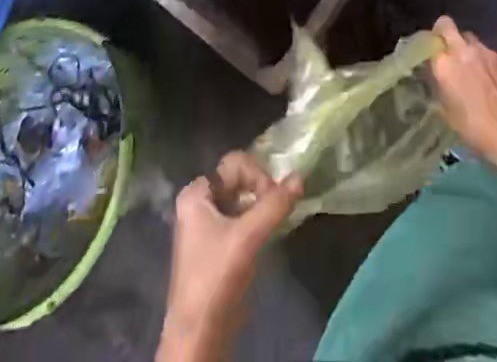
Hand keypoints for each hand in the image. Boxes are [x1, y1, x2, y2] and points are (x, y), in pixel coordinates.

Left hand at [158, 152, 301, 361]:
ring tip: (278, 219)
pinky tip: (271, 232)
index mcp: (196, 194)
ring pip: (242, 200)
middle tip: (278, 209)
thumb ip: (275, 205)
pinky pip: (242, 219)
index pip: (234, 164)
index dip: (257, 176)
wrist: (199, 332)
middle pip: (238, 180)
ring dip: (262, 205)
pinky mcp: (218, 245)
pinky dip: (258, 220)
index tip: (272, 198)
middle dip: (261, 189)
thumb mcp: (248, 236)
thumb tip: (299, 176)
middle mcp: (199, 203)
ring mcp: (207, 225)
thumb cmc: (217, 276)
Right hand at [430, 17, 496, 177]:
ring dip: (468, 49)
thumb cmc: (471, 126)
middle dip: (446, 33)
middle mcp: (463, 51)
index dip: (432, 45)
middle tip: (448, 51)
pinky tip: (491, 80)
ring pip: (471, 40)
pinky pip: (489, 53)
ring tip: (473, 69)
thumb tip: (439, 76)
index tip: (432, 54)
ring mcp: (485, 52)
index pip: (430, 41)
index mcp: (444, 64)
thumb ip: (440, 83)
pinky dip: (487, 61)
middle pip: (448, 26)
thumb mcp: (445, 107)